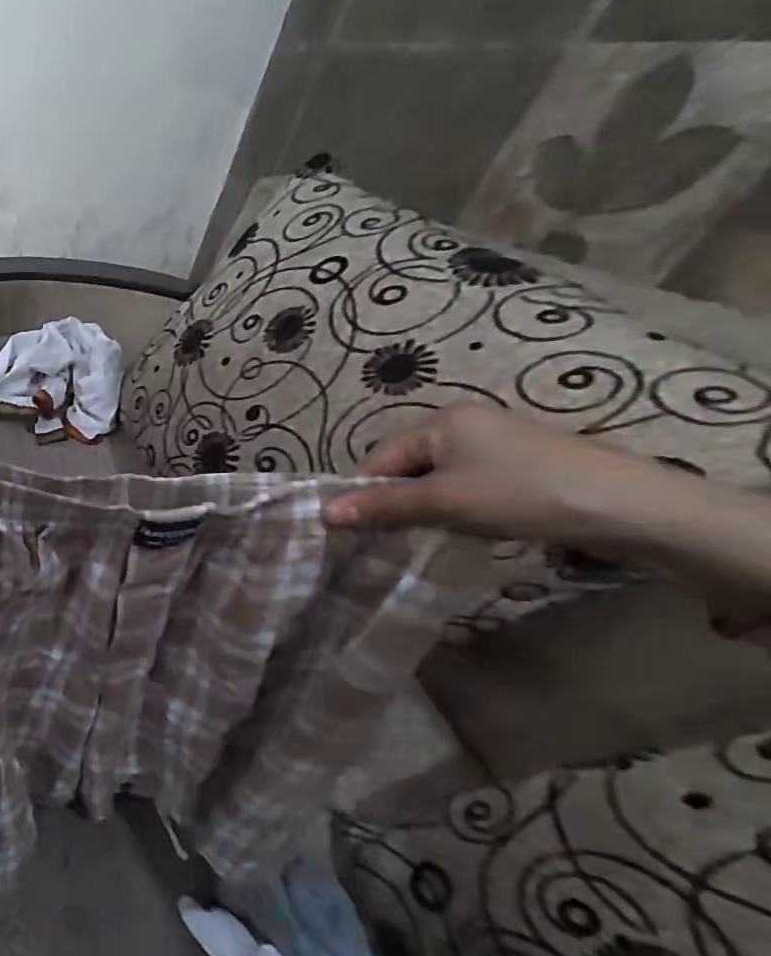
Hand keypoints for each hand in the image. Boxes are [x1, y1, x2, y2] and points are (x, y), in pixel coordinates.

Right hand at [323, 405, 690, 547]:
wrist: (630, 508)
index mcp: (440, 420)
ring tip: (432, 531)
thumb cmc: (520, 494)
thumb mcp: (441, 502)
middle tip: (396, 534)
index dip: (364, 495)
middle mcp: (465, 422)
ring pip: (434, 477)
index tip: (359, 529)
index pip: (377, 460)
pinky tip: (467, 524)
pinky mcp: (520, 462)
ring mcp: (496, 440)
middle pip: (404, 467)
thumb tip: (324, 513)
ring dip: (425, 506)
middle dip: (395, 501)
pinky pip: (464, 482)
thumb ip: (381, 506)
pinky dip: (455, 505)